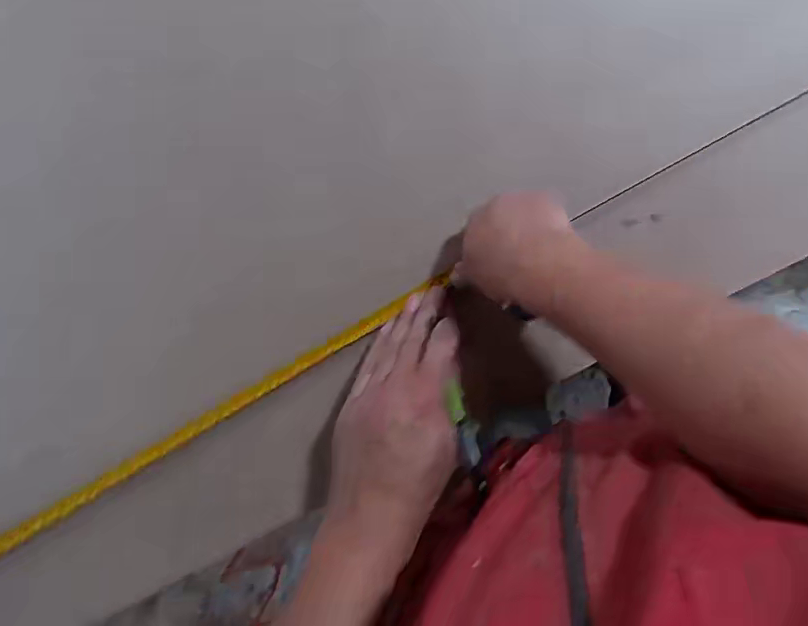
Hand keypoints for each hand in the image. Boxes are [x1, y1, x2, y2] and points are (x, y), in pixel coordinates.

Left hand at [325, 288, 459, 548]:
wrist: (368, 517)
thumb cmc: (419, 487)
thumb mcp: (448, 444)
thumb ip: (446, 399)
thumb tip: (447, 366)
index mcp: (424, 396)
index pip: (439, 347)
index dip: (448, 326)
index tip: (455, 309)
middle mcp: (394, 385)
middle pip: (412, 338)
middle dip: (426, 312)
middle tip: (436, 289)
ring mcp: (369, 391)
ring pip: (388, 346)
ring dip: (402, 320)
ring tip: (413, 299)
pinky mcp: (351, 402)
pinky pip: (369, 363)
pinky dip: (380, 342)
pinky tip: (387, 329)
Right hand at [458, 191, 583, 307]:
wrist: (540, 262)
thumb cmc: (503, 274)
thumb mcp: (476, 279)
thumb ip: (467, 270)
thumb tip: (459, 270)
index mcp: (472, 223)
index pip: (473, 230)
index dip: (483, 243)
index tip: (491, 258)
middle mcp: (492, 204)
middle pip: (496, 215)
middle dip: (503, 229)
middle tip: (514, 252)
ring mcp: (520, 198)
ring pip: (520, 209)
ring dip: (525, 222)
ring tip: (537, 246)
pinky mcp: (545, 198)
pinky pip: (544, 209)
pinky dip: (547, 220)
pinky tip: (553, 238)